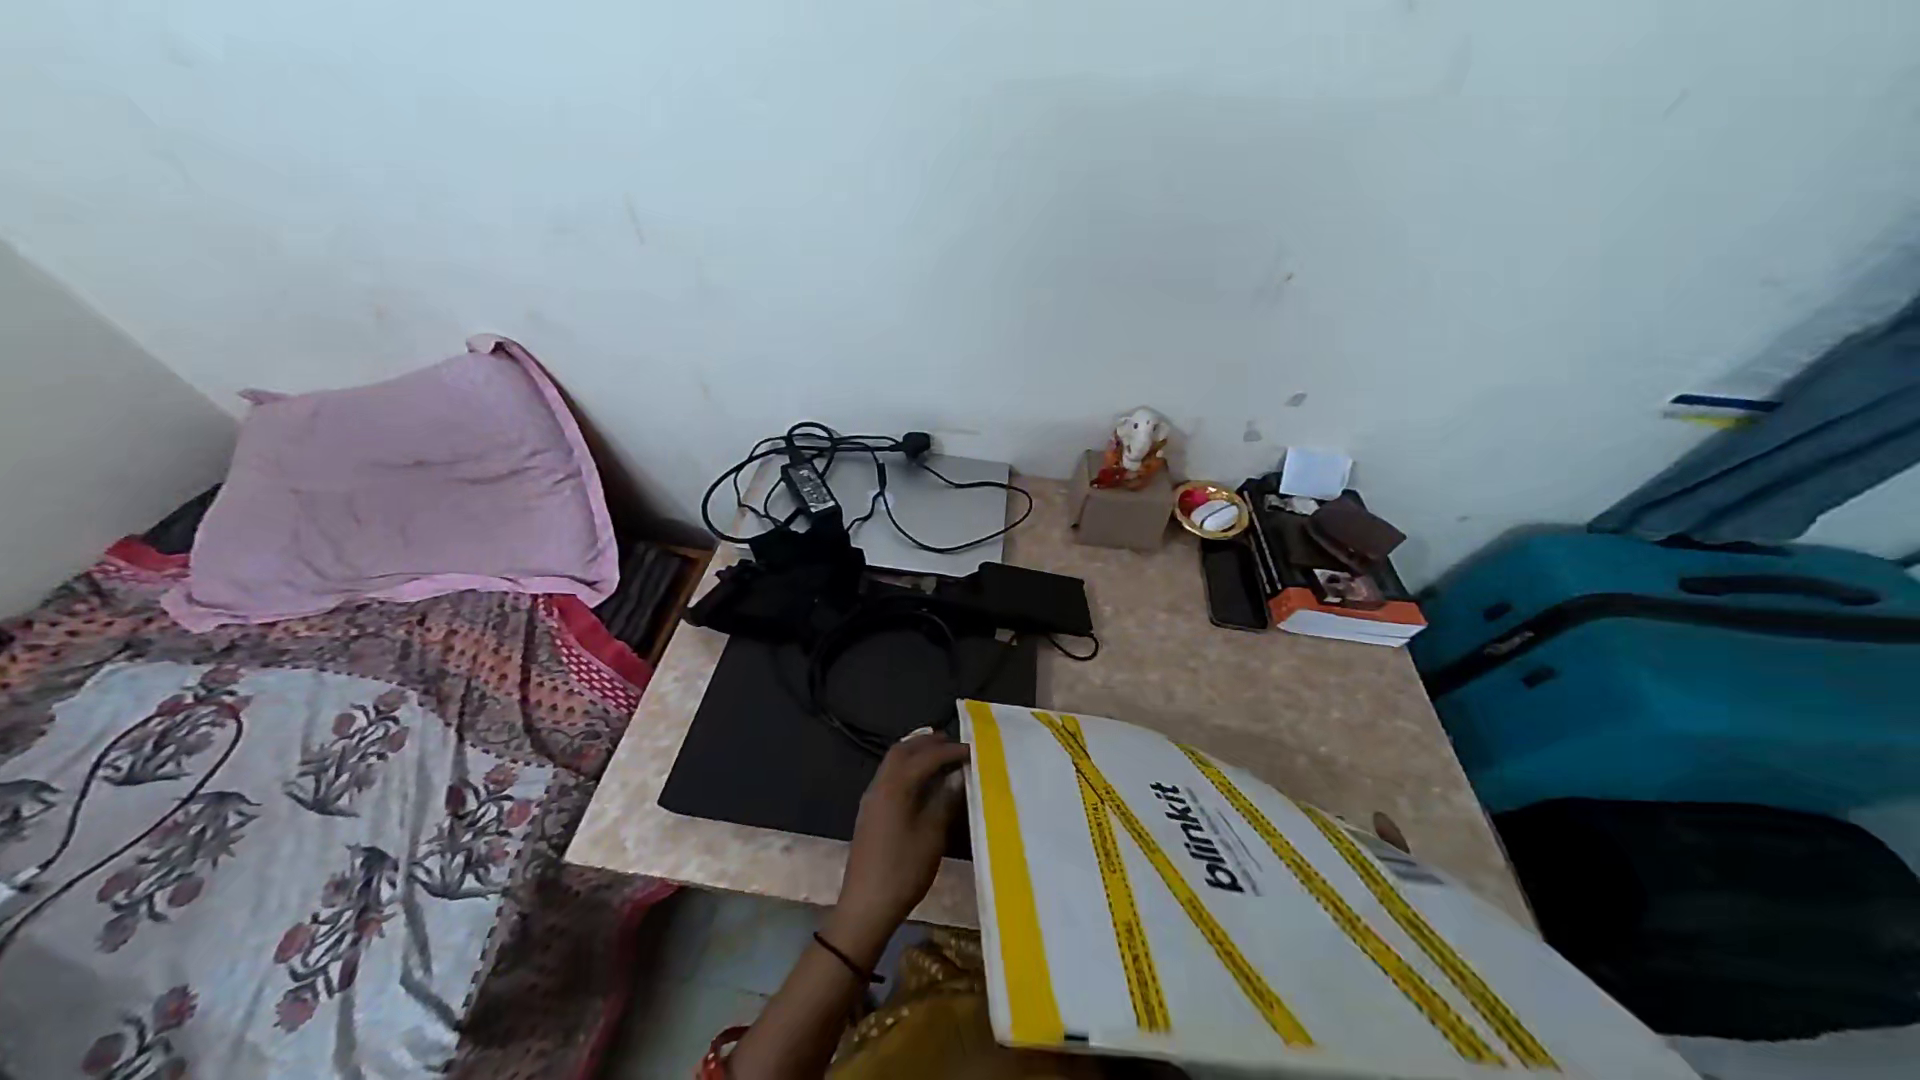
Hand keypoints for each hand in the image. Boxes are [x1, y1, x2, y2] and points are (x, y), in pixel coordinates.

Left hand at [824, 733, 969, 964]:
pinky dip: (907, 768)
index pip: (925, 757)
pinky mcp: (870, 811)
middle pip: (902, 750)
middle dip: (927, 743)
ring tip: (940, 754)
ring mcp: (872, 798)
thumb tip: (959, 774)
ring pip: (893, 762)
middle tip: (953, 743)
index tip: (973, 750)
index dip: (950, 751)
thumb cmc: (903, 870)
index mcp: (895, 787)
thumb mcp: (932, 835)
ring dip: (915, 753)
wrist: (866, 905)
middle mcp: (879, 785)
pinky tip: (922, 780)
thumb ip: (945, 800)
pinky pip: (889, 776)